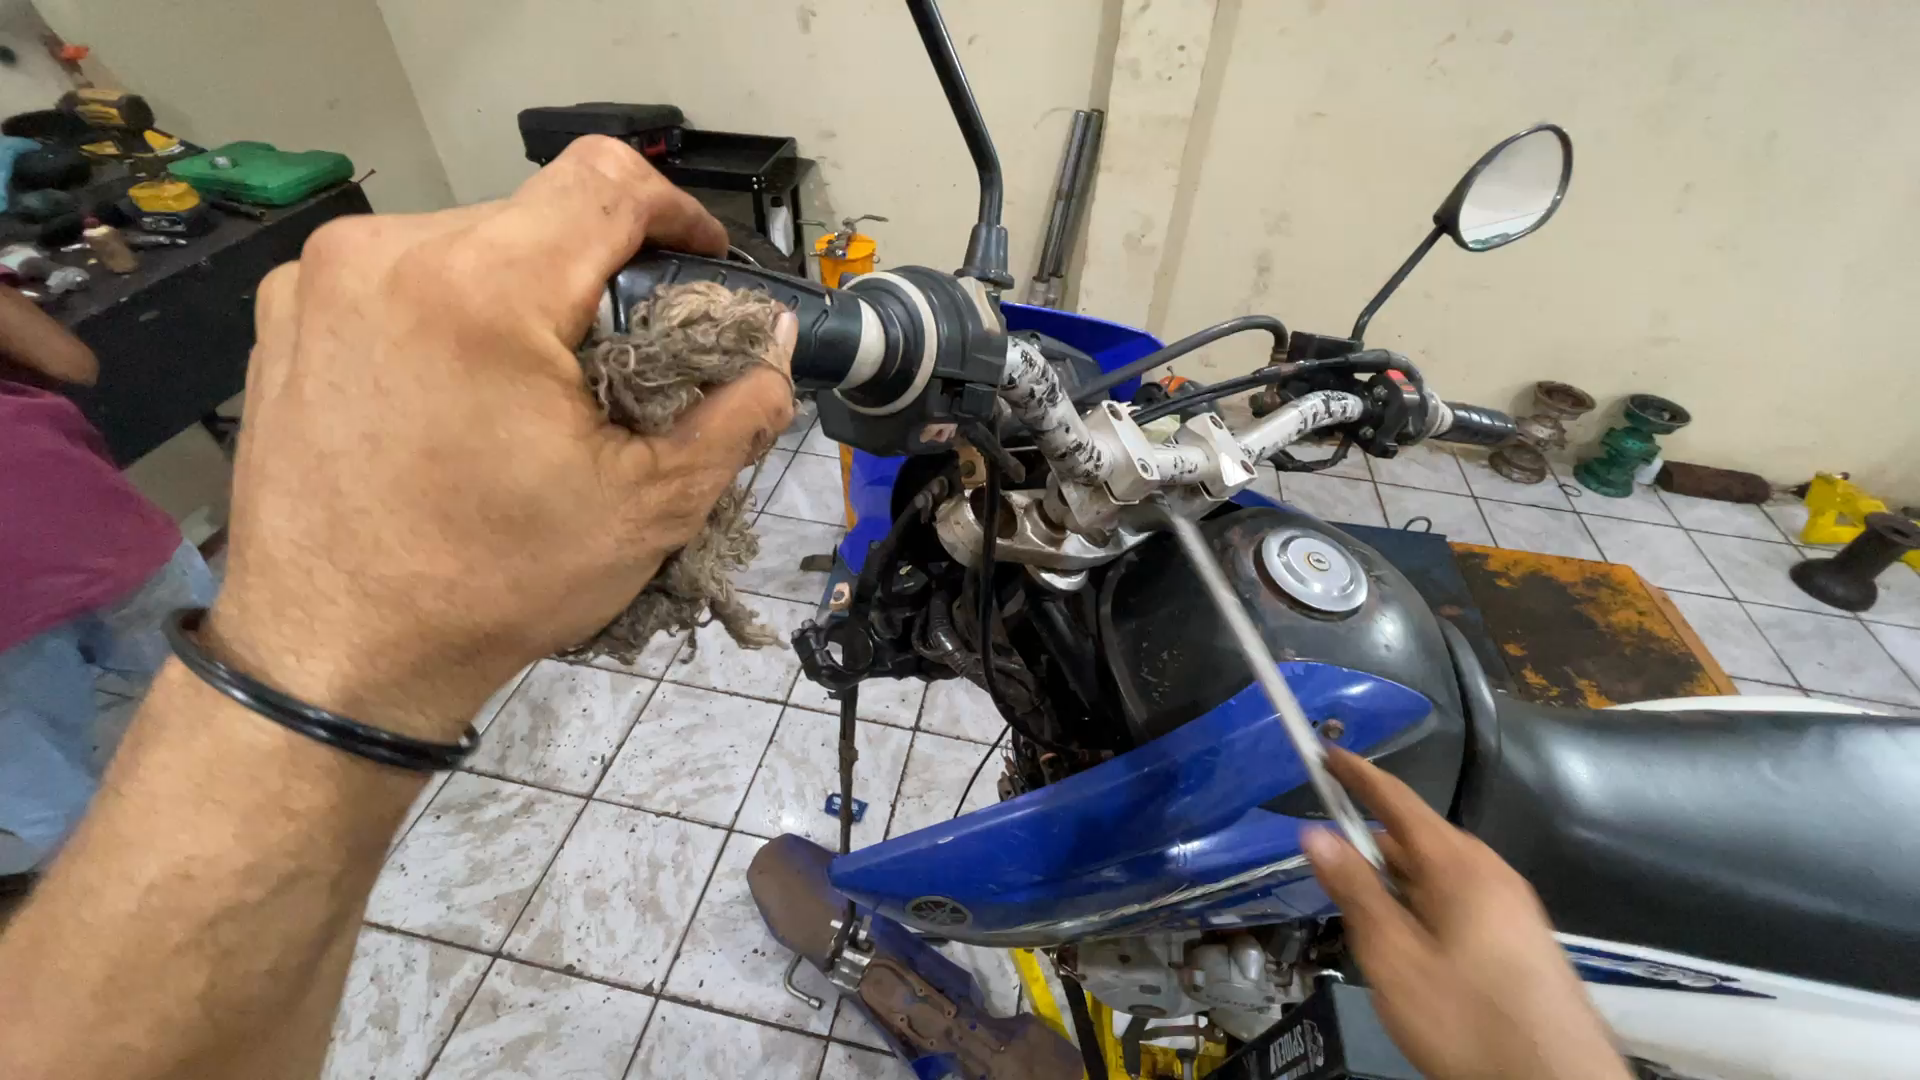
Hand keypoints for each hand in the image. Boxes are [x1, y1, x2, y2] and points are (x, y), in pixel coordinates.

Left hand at [206, 136, 795, 741]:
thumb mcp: (655, 504)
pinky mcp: (289, 320)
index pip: (605, 181)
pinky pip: (412, 278)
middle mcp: (386, 255)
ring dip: (542, 297)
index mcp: (482, 290)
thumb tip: (777, 351)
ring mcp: (322, 283)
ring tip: (561, 389)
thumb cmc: (506, 579)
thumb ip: (737, 414)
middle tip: (640, 362)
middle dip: (611, 277)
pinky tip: (482, 394)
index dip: (677, 211)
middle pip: (544, 217)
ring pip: (478, 246)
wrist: (340, 653)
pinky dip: (472, 314)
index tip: (704, 264)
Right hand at [1302, 748, 1631, 1079]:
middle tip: (1330, 869)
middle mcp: (1489, 874)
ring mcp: (1511, 907)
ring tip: (1365, 916)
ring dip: (1394, 881)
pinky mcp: (1521, 939)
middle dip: (1370, 846)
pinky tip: (1408, 943)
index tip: (1326, 752)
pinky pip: (1456, 899)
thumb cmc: (1467, 1021)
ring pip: (1434, 873)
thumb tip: (1315, 833)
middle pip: (1415, 839)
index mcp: (1458, 866)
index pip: (1397, 800)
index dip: (1358, 775)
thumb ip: (1354, 889)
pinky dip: (1420, 902)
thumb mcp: (1393, 956)